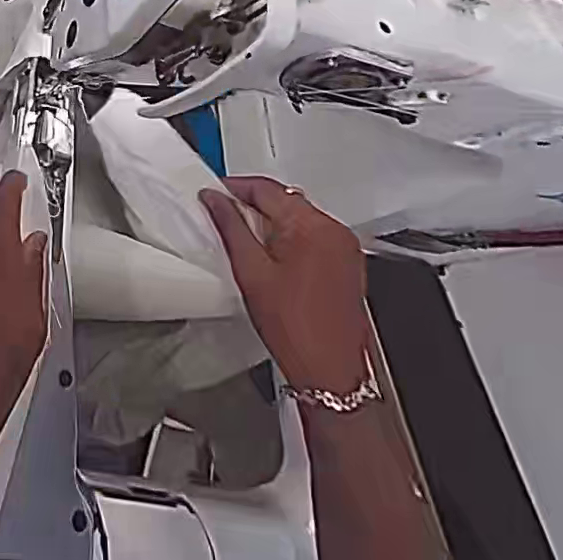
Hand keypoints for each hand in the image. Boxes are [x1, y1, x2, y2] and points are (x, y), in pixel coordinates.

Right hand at [201, 176, 368, 393]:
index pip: (266, 188)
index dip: (236, 188)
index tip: (216, 194)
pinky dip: (291, 237)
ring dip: (272, 221)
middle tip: (225, 217)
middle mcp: (333, 229)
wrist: (330, 373)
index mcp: (311, 226)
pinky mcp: (346, 260)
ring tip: (248, 243)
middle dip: (253, 205)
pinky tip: (273, 258)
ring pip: (299, 216)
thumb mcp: (251, 272)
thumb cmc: (297, 330)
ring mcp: (343, 245)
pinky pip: (314, 234)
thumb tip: (215, 200)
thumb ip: (231, 227)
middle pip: (284, 199)